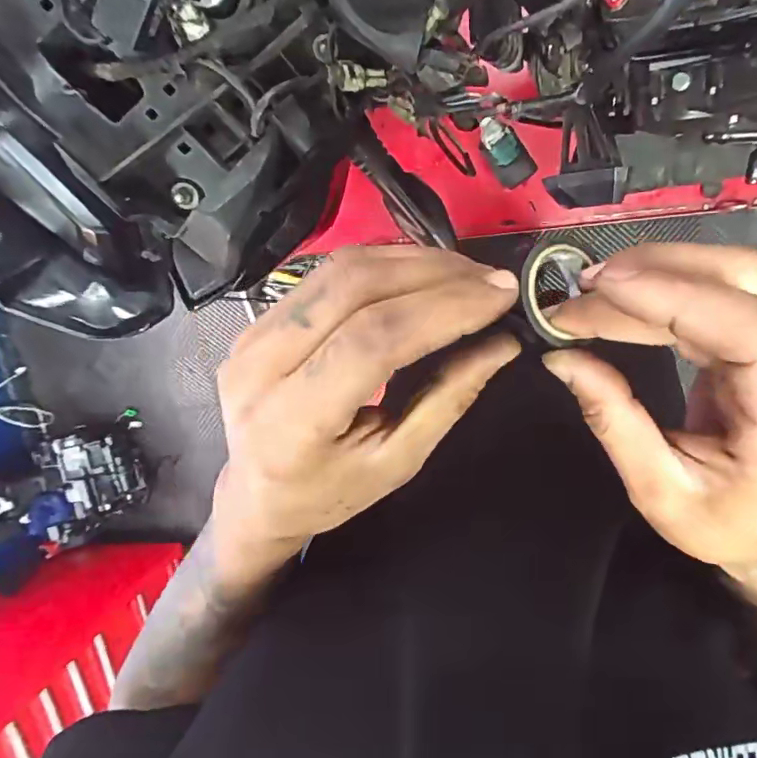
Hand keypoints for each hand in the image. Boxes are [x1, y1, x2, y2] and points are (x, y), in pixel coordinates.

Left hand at [212, 245, 520, 567]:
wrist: (253, 496)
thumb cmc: (329, 493)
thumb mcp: (397, 463)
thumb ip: (448, 399)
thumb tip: (503, 343)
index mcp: (293, 422)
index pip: (375, 340)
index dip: (444, 308)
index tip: (502, 294)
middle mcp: (262, 365)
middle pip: (356, 288)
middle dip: (437, 274)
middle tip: (493, 279)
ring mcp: (253, 333)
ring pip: (343, 269)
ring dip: (415, 261)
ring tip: (468, 275)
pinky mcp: (260, 317)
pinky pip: (331, 272)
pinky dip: (388, 263)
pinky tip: (426, 273)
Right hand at [542, 245, 756, 584]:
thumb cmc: (720, 527)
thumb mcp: (658, 492)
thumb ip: (614, 421)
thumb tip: (563, 357)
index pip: (751, 332)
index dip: (680, 297)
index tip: (606, 286)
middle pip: (746, 285)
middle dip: (660, 271)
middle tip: (584, 285)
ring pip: (734, 278)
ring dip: (662, 269)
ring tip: (595, 285)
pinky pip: (721, 296)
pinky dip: (668, 288)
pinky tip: (626, 295)